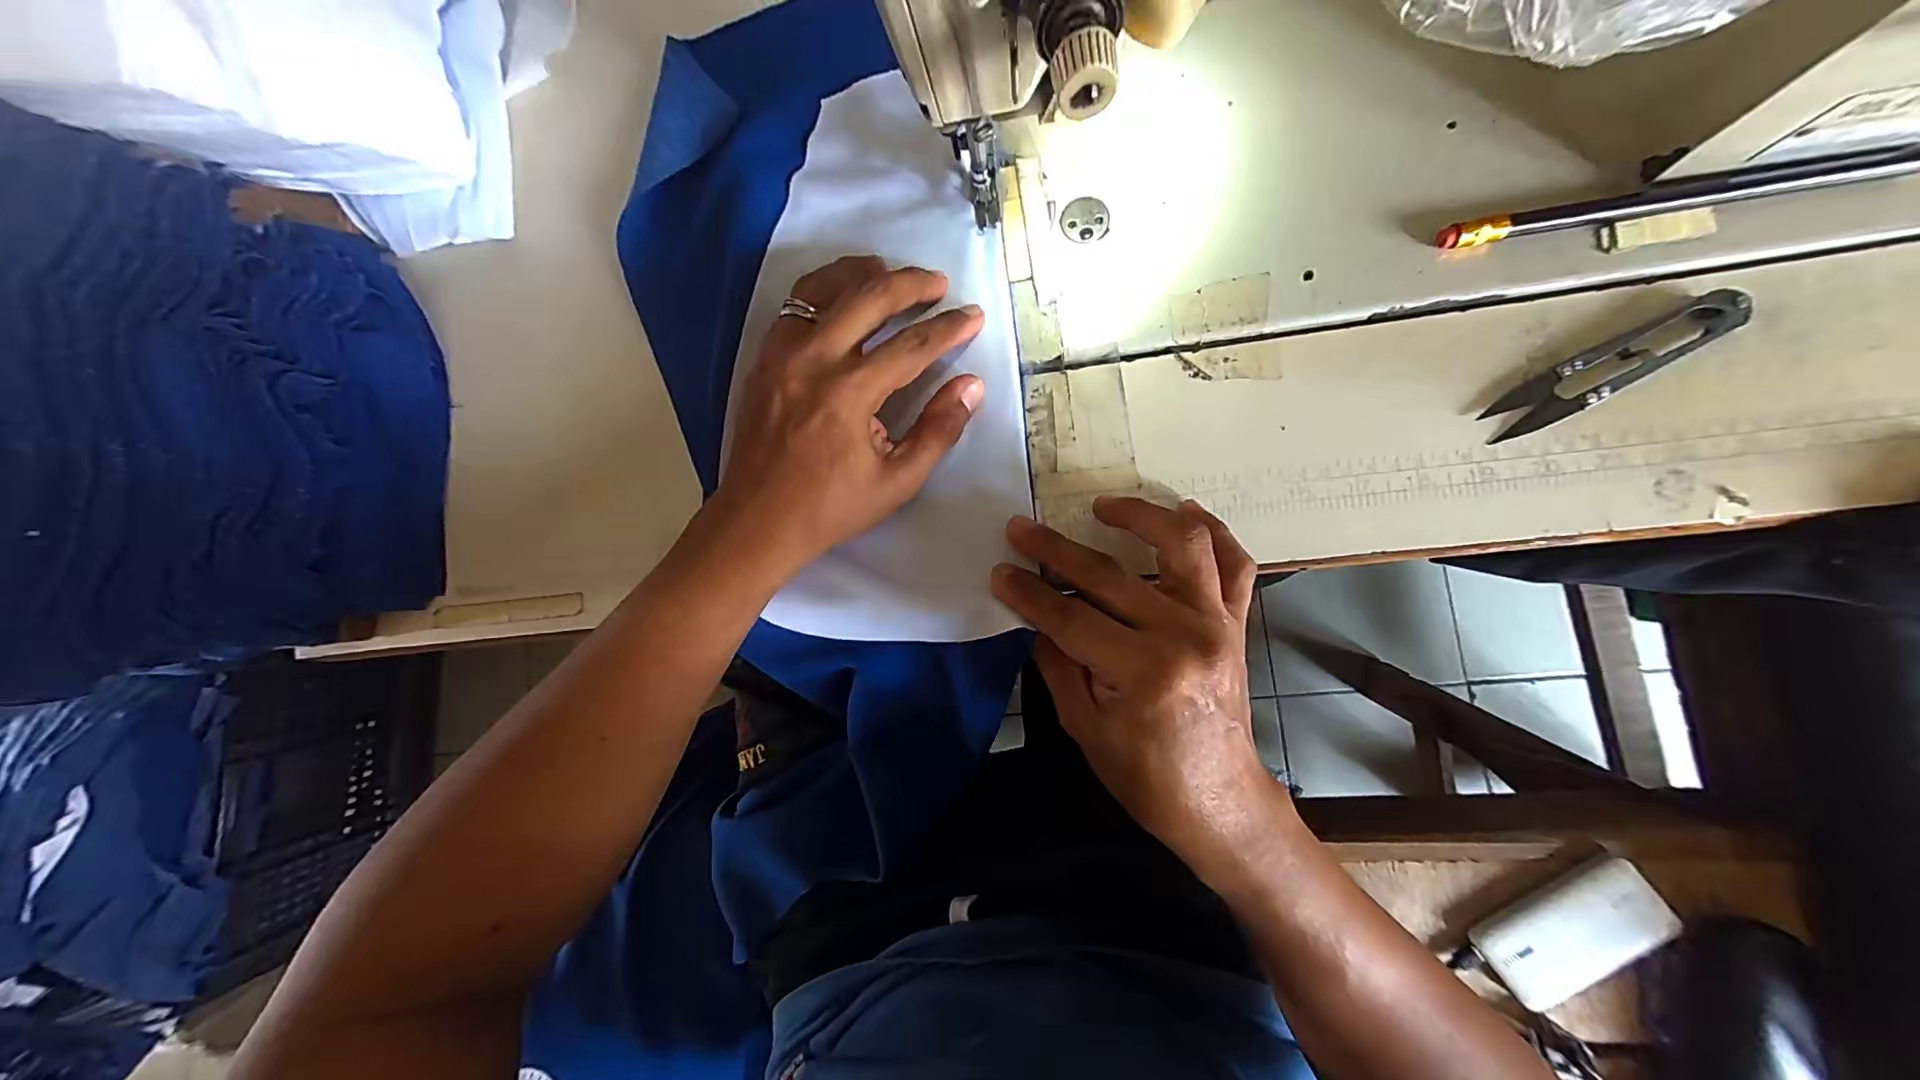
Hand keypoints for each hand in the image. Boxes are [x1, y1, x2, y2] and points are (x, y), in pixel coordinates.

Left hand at [710, 255, 986, 577]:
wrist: (758, 521)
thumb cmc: (831, 507)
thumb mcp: (897, 481)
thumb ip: (938, 430)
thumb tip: (972, 386)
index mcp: (849, 394)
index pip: (911, 345)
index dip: (949, 328)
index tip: (973, 317)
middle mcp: (813, 360)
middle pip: (869, 297)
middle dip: (912, 283)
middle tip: (939, 284)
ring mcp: (781, 354)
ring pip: (824, 288)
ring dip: (863, 273)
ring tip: (891, 272)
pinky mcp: (763, 358)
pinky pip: (794, 305)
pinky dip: (824, 290)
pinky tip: (842, 296)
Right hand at [990, 497, 1281, 872]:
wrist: (1218, 800)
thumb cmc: (1144, 775)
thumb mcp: (1083, 725)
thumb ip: (1056, 660)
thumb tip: (1033, 611)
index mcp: (1142, 671)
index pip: (1070, 617)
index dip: (1029, 593)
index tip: (1001, 571)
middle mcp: (1184, 636)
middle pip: (1109, 576)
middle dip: (1056, 550)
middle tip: (1022, 529)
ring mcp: (1217, 624)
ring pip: (1183, 545)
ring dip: (1140, 516)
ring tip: (1103, 506)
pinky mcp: (1235, 623)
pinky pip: (1235, 564)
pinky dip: (1214, 531)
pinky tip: (1184, 512)